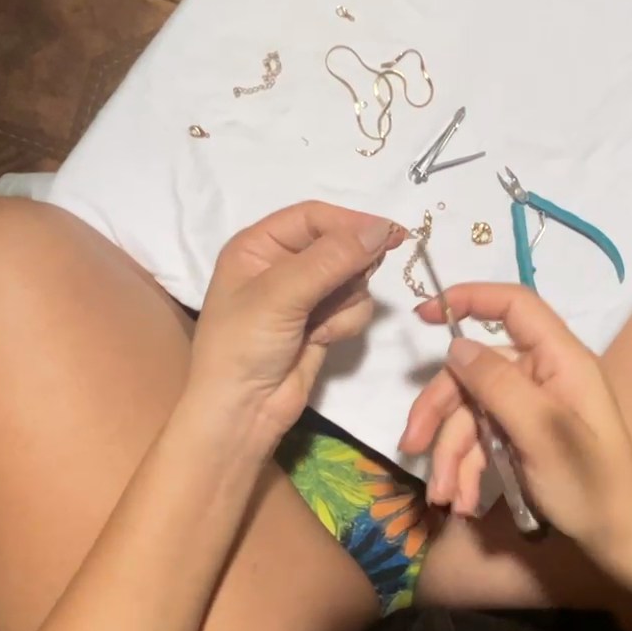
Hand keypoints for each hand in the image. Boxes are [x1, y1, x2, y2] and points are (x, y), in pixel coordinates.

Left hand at [186, 201, 405, 449]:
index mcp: (258, 246)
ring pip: (353, 277)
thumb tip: (382, 228)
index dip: (350, 223)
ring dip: (347, 300)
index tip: (389, 235)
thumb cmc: (244, 345)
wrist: (242, 413)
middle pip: (339, 244)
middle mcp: (281, 264)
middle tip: (356, 281)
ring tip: (322, 324)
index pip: (313, 217)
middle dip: (350, 266)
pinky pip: (354, 307)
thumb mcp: (281, 294)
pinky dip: (347, 322)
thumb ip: (332, 258)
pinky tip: (323, 339)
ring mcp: (304, 296)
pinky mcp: (322, 323)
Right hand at [399, 284, 631, 589]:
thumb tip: (456, 346)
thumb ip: (498, 384)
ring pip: (471, 413)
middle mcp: (543, 376)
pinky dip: (466, 469)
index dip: (470, 299)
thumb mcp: (540, 434)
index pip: (514, 306)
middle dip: (440, 412)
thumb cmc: (589, 484)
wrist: (617, 541)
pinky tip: (462, 502)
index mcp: (560, 359)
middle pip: (475, 373)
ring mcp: (530, 408)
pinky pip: (482, 440)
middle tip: (412, 447)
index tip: (424, 314)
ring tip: (444, 497)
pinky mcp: (521, 436)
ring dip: (451, 454)